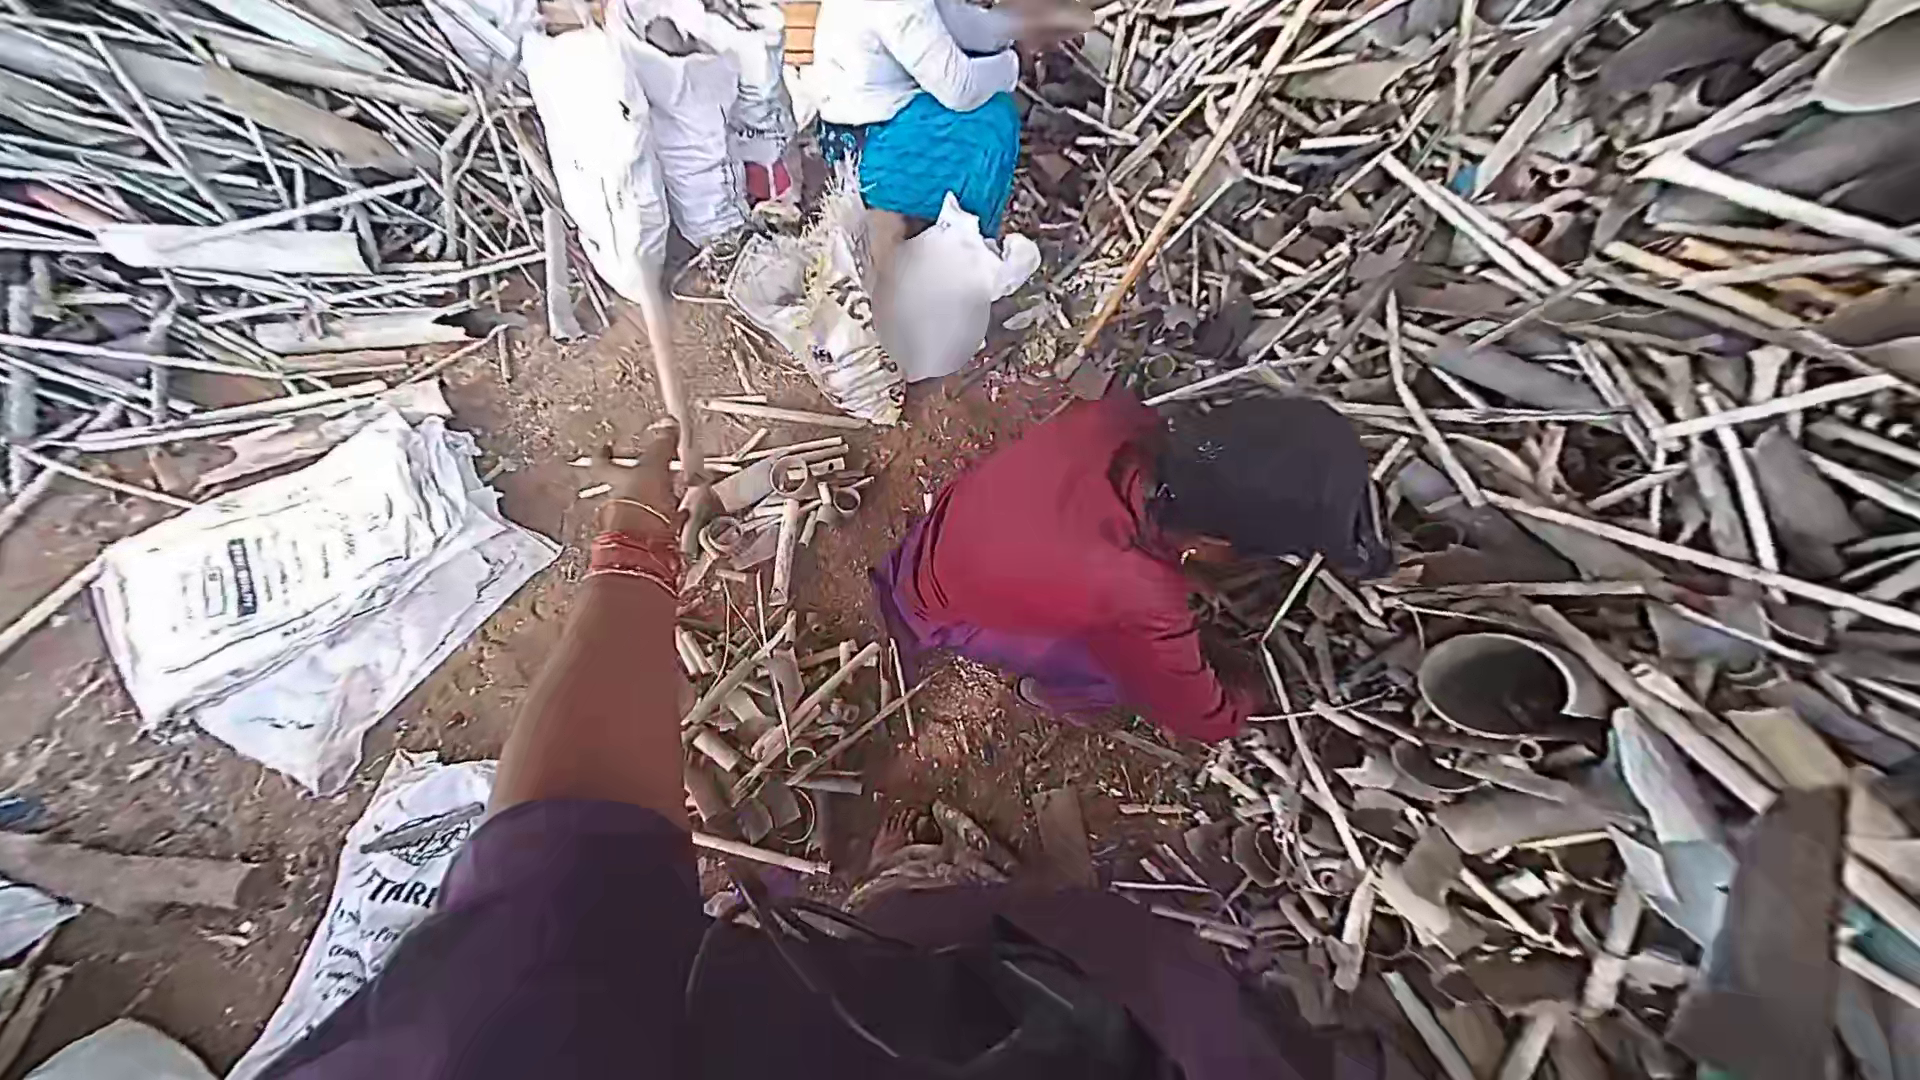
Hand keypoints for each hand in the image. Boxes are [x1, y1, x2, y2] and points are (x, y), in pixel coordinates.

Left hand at [593, 418, 681, 541]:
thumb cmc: (639, 505)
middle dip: (642, 479)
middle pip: (627, 485)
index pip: (604, 462)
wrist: (646, 543)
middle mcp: (620, 502)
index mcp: (614, 481)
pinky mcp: (653, 537)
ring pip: (646, 504)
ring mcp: (636, 520)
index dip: (605, 453)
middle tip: (657, 471)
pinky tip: (684, 516)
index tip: (606, 446)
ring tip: (677, 492)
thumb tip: (668, 424)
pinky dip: (674, 518)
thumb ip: (661, 446)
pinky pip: (664, 523)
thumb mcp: (653, 467)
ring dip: (660, 499)